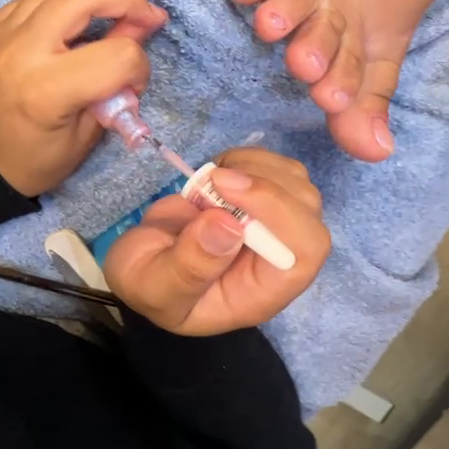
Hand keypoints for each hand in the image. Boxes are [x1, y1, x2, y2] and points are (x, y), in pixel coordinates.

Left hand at [0, 0, 168, 196]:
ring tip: (112, 13)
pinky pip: (30, 1)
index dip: (138, 66)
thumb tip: (136, 31)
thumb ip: (114, 80)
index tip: (135, 81)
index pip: (115, 56)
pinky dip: (58, 7)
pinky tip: (68, 26)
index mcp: (46, 89)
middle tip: (145, 14)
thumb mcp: (88, 131)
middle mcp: (18, 51)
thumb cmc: (37, 157)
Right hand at [104, 147, 329, 334]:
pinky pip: (277, 168)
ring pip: (296, 183)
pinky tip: (217, 174)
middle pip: (308, 210)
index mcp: (262, 289)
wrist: (140, 264)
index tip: (223, 187)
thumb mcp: (154, 286)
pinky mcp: (259, 200)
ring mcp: (272, 226)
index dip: (277, 210)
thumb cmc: (149, 283)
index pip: (305, 249)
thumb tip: (227, 223)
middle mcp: (278, 257)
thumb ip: (188, 266)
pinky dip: (248, 159)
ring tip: (211, 180)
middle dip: (263, 183)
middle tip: (212, 180)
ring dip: (254, 168)